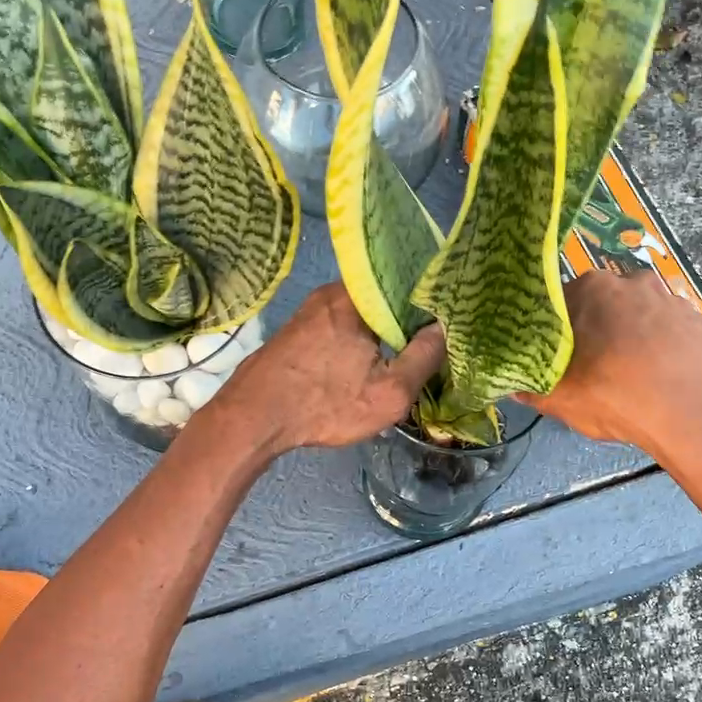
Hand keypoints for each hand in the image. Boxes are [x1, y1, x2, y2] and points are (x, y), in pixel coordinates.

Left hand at [205, 283, 445, 453]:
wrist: (253, 418)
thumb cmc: (324, 405)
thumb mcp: (389, 392)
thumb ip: (424, 358)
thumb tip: (445, 329)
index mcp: (357, 297)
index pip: (407, 283)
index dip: (431, 301)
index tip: (448, 320)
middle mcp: (332, 293)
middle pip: (383, 297)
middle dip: (407, 317)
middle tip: (431, 341)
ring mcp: (310, 310)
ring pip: (361, 314)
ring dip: (381, 331)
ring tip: (405, 352)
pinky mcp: (297, 331)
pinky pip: (340, 326)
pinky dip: (358, 339)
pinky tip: (368, 361)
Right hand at [516, 271, 701, 455]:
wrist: (692, 418)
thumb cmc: (617, 398)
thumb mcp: (561, 401)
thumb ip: (533, 389)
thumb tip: (516, 386)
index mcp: (594, 290)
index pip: (562, 304)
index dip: (556, 332)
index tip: (556, 357)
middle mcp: (635, 282)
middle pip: (604, 306)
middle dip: (597, 330)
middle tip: (592, 367)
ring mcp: (674, 300)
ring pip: (641, 316)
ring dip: (632, 338)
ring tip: (629, 375)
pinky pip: (673, 332)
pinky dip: (665, 349)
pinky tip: (661, 377)